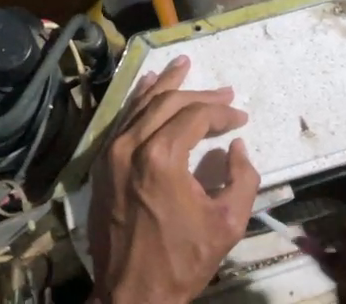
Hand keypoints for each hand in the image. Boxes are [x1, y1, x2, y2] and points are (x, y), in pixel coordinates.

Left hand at [87, 57, 260, 303]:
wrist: (130, 293)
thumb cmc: (182, 261)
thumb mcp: (227, 224)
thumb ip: (242, 178)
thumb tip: (236, 145)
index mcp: (161, 158)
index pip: (195, 116)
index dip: (221, 113)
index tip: (241, 119)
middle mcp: (131, 145)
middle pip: (168, 102)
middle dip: (199, 95)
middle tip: (224, 93)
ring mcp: (111, 152)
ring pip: (141, 104)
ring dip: (165, 84)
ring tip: (183, 65)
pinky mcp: (103, 163)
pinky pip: (122, 119)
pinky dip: (138, 99)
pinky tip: (149, 85)